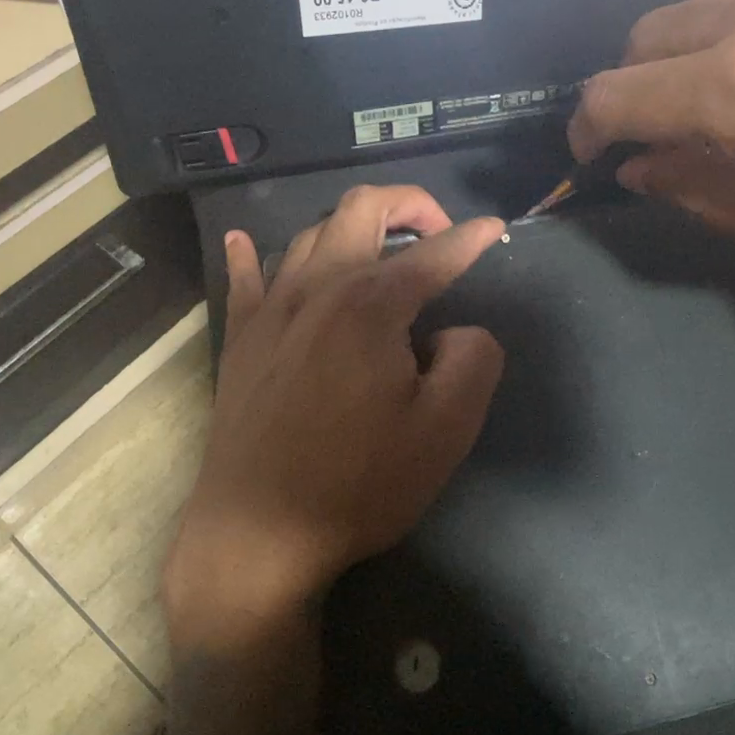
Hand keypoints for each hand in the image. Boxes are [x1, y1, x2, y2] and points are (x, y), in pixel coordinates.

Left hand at [160, 186, 504, 734]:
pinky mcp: (239, 341)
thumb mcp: (444, 431)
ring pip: (306, 237)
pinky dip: (247, 253)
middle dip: (407, 204)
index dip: (471, 238)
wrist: (258, 531)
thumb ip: (472, 361)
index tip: (495, 230)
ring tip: (378, 248)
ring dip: (349, 228)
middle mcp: (317, 290)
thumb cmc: (358, 483)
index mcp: (371, 305)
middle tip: (438, 229)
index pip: (432, 253)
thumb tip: (460, 329)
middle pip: (359, 211)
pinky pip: (242, 280)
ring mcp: (270, 312)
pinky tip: (241, 240)